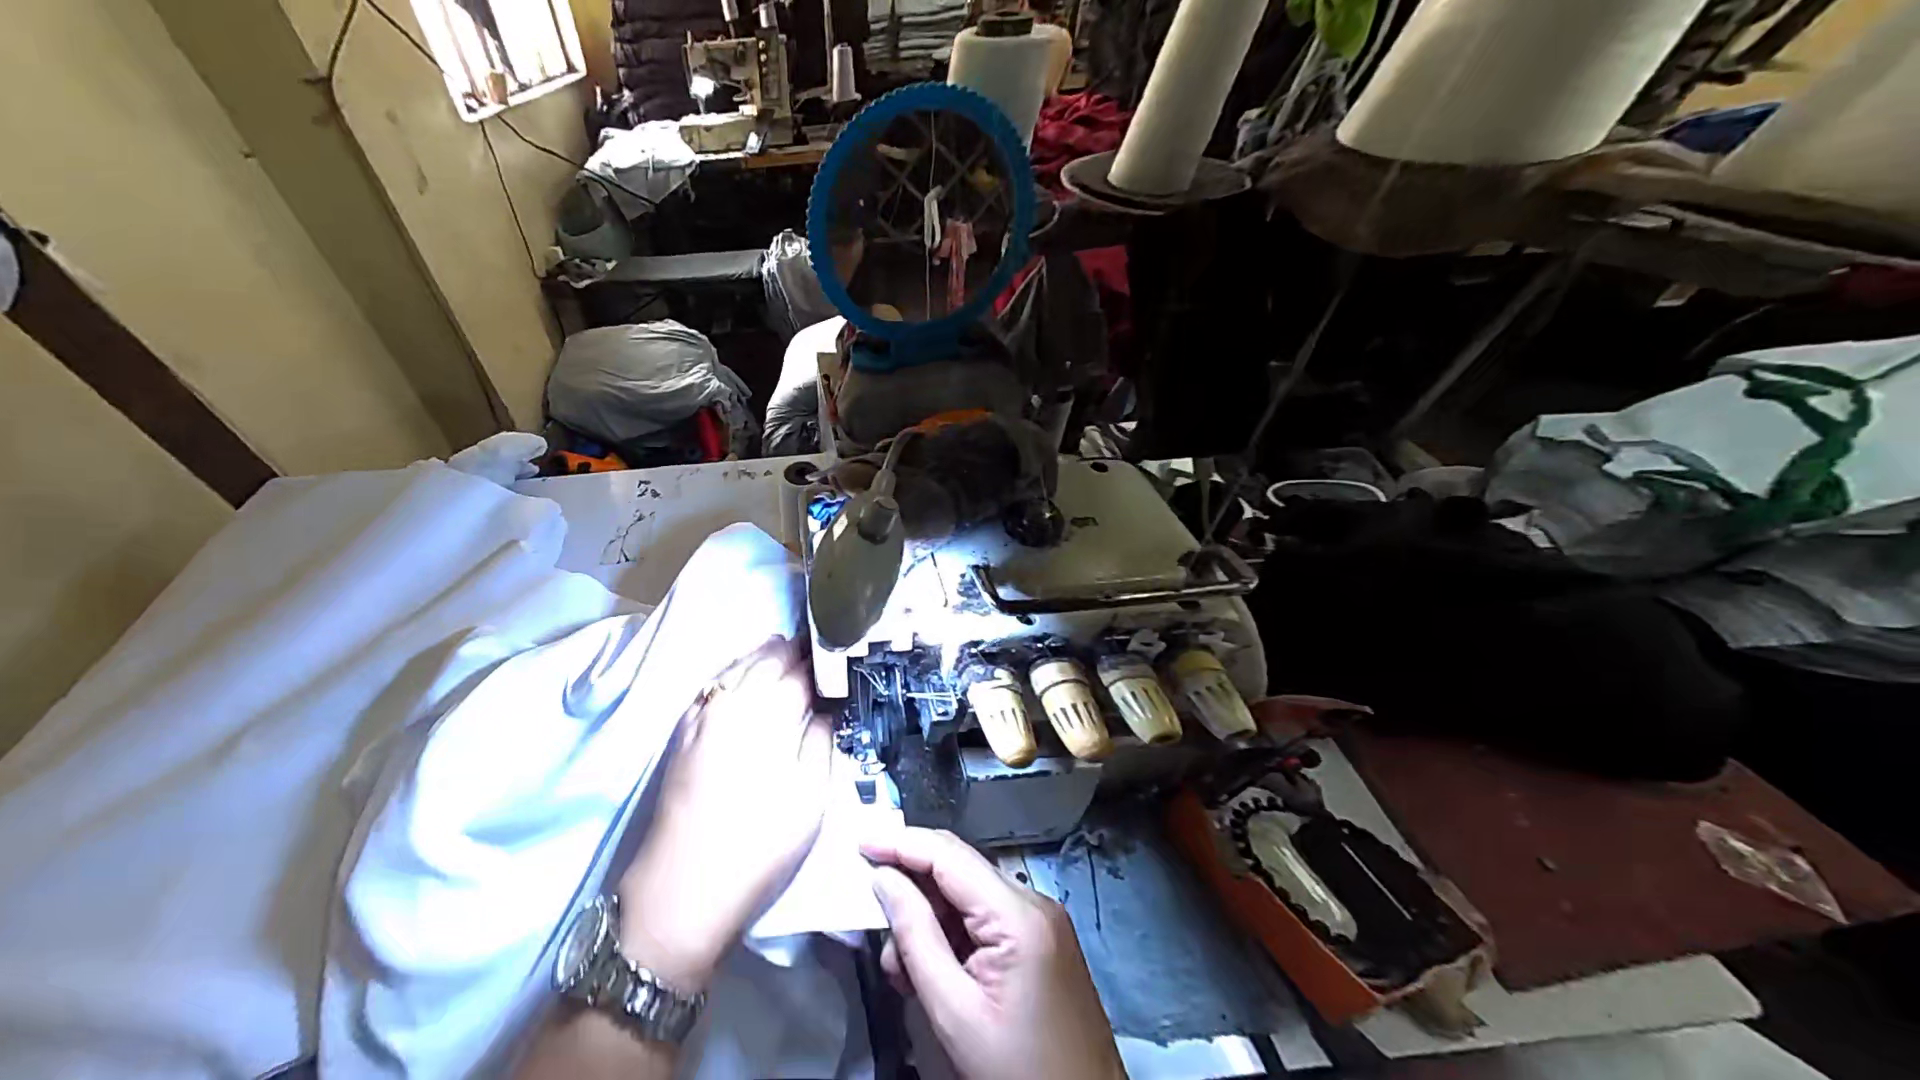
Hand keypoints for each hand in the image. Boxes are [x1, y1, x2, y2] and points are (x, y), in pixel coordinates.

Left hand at [617, 637, 832, 990]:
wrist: (681, 890)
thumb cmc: (758, 847)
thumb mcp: (809, 799)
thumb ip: (819, 744)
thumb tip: (823, 712)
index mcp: (769, 717)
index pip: (801, 675)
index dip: (821, 664)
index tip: (836, 655)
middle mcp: (733, 704)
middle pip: (766, 663)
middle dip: (792, 652)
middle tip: (813, 645)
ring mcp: (701, 717)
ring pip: (735, 669)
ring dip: (761, 656)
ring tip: (782, 648)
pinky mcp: (681, 733)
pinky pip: (712, 686)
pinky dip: (732, 672)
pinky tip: (741, 676)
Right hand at [862, 828, 1124, 1079]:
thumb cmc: (1018, 1069)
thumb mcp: (954, 1010)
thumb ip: (916, 937)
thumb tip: (885, 881)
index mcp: (1018, 914)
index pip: (950, 856)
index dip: (902, 843)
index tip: (861, 842)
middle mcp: (1033, 901)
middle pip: (958, 869)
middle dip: (911, 887)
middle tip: (872, 917)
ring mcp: (1040, 918)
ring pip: (967, 894)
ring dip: (928, 918)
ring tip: (902, 968)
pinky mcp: (1039, 937)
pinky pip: (984, 916)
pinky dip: (951, 933)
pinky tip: (930, 969)